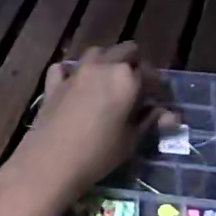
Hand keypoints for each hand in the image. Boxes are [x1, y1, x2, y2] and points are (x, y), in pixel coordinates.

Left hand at [5, 41, 172, 203]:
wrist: (50, 163)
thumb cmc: (98, 154)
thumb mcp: (130, 141)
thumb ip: (148, 122)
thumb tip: (165, 114)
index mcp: (126, 78)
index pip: (150, 74)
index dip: (157, 87)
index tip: (158, 101)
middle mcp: (102, 66)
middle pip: (125, 52)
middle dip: (135, 65)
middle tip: (136, 88)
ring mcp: (75, 73)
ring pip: (96, 53)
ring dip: (106, 61)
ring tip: (108, 82)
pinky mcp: (53, 84)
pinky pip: (64, 68)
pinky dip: (71, 72)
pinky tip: (74, 85)